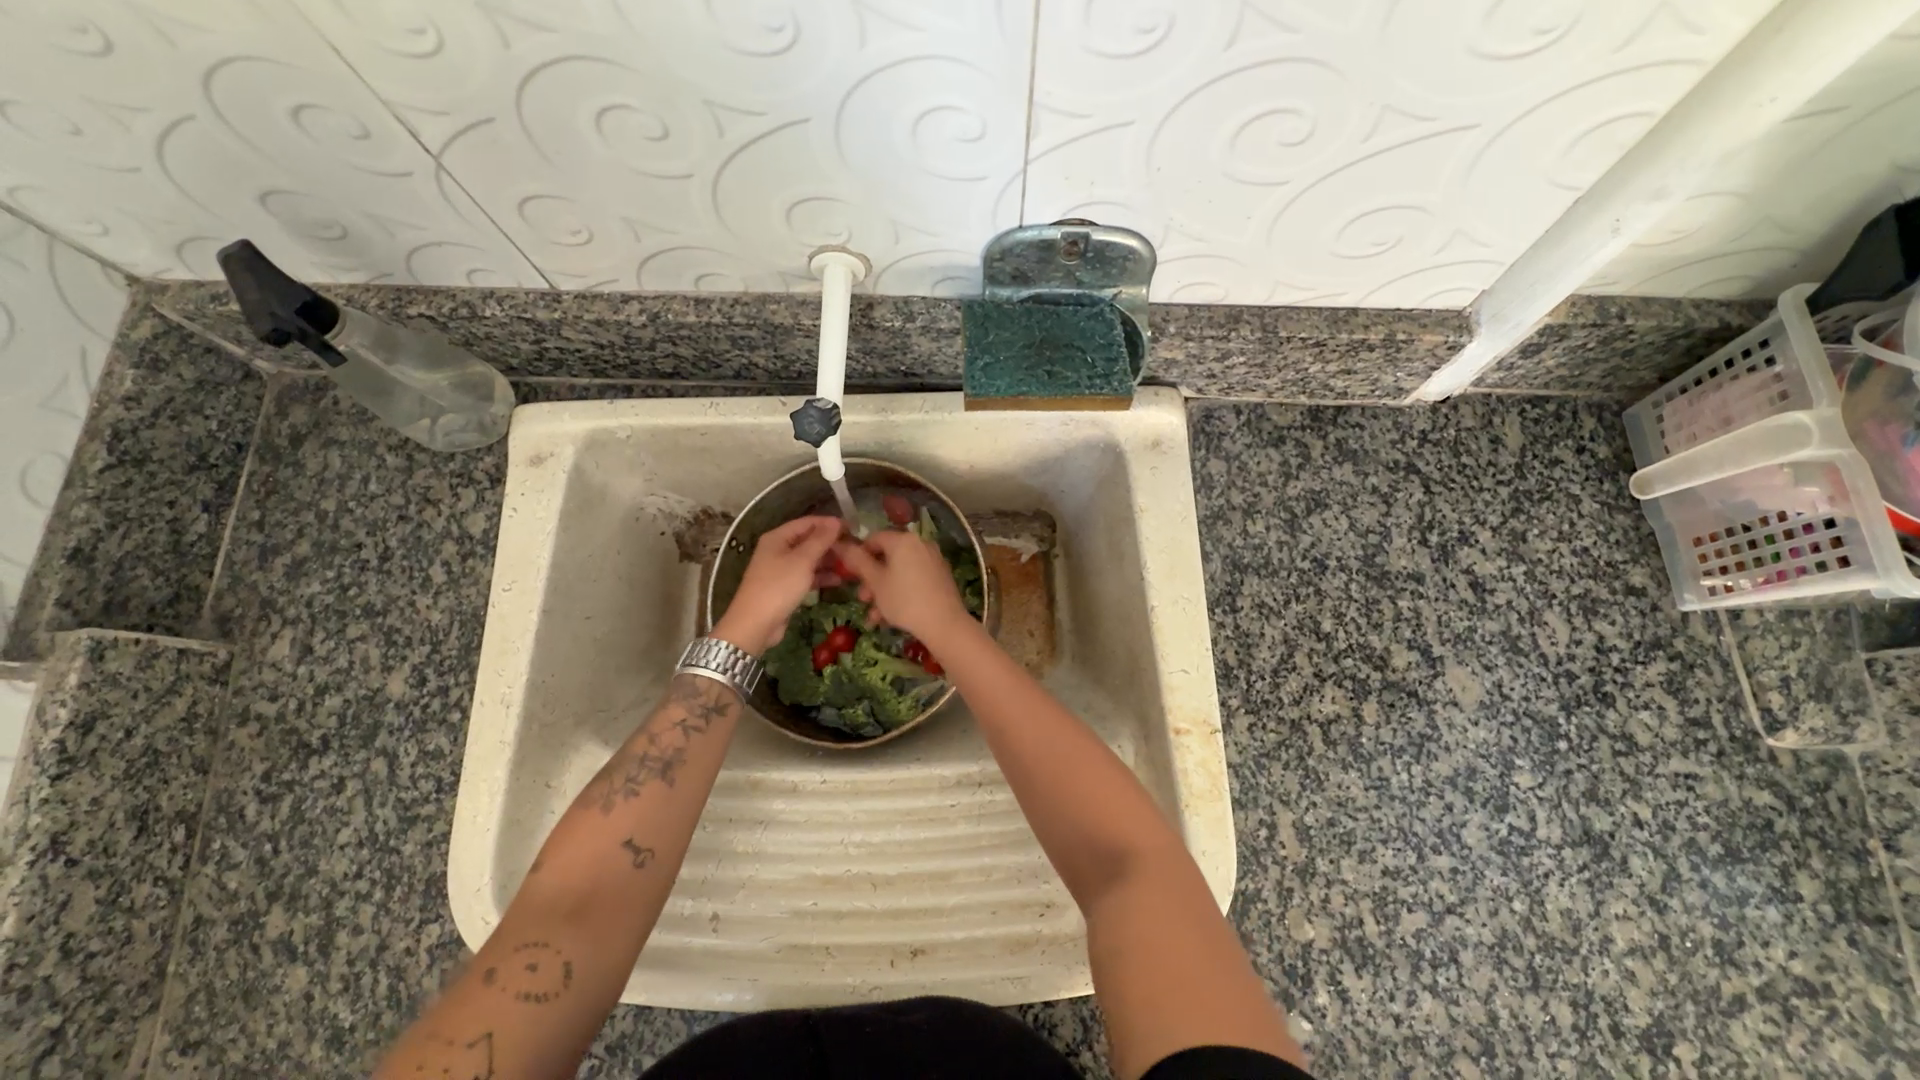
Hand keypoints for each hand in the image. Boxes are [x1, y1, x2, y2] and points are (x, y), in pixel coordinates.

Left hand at [711, 516, 843, 653]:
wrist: (755, 624)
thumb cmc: (778, 586)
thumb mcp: (802, 560)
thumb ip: (820, 540)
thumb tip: (836, 521)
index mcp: (778, 537)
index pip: (808, 523)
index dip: (830, 524)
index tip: (853, 529)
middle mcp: (778, 549)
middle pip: (809, 541)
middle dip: (831, 544)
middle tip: (855, 550)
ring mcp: (781, 569)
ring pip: (809, 559)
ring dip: (829, 561)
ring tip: (851, 566)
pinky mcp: (785, 587)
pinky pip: (807, 576)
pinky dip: (821, 577)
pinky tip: (839, 581)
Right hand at [833, 531, 970, 644]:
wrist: (944, 623)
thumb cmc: (904, 600)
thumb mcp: (876, 582)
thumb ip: (858, 561)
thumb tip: (842, 544)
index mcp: (903, 540)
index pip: (874, 538)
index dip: (859, 555)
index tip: (851, 574)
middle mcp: (920, 544)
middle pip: (888, 557)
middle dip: (871, 579)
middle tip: (862, 598)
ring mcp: (933, 560)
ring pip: (900, 572)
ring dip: (883, 591)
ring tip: (874, 615)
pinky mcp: (941, 577)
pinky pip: (914, 579)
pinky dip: (901, 593)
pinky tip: (890, 616)